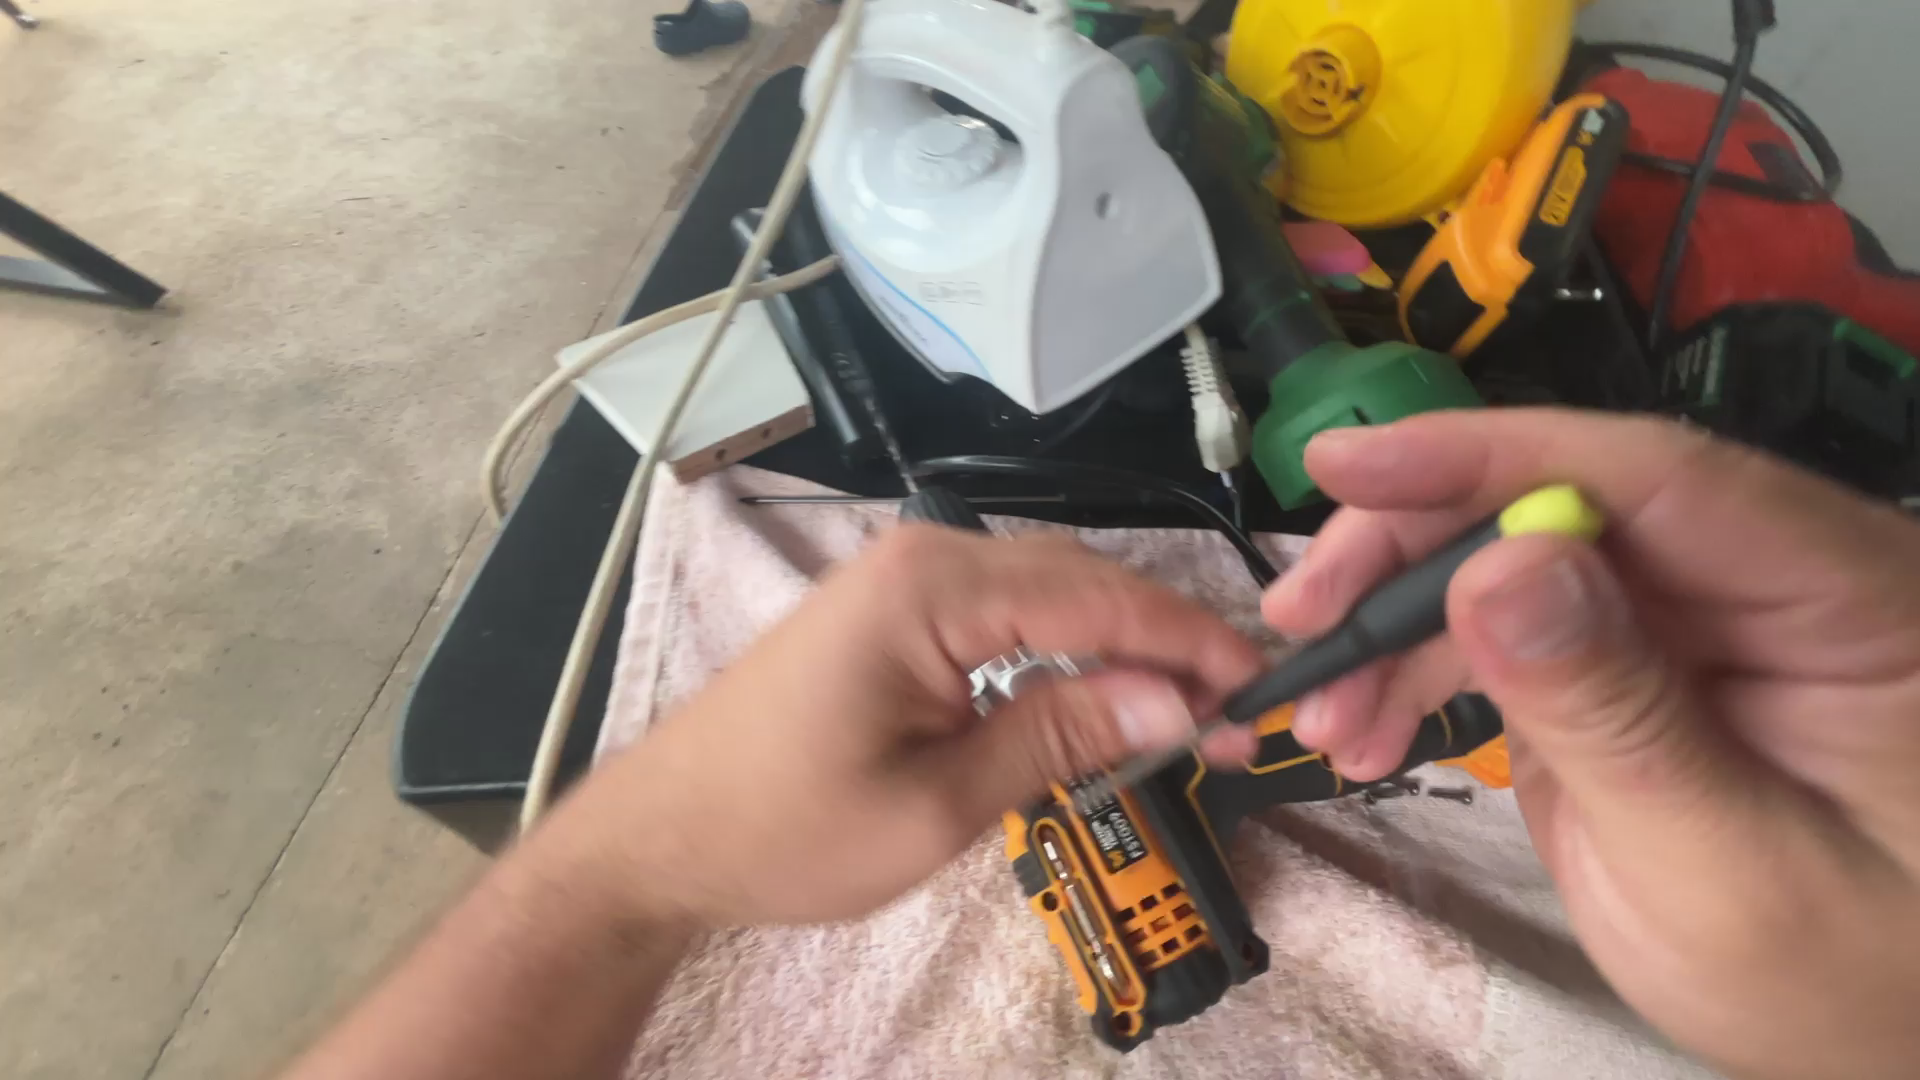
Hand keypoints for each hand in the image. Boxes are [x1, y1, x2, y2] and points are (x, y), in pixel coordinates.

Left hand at [558, 526, 1263, 929]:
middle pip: (1077, 579)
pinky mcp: (897, 606)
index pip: (1096, 595)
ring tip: (1176, 707)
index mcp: (932, 586)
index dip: (1187, 639)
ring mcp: (906, 575)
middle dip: (1160, 641)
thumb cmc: (788, 828)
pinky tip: (1094, 687)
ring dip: (1115, 643)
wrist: (668, 830)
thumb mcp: (938, 803)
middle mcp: (925, 556)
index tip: (1258, 685)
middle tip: (1229, 713)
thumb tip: (1172, 700)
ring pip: (1047, 591)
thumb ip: (1059, 735)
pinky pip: (1005, 609)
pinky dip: (1061, 646)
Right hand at [1262, 408, 1919, 1078]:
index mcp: (1844, 599)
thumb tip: (1497, 569)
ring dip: (1376, 635)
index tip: (1340, 465)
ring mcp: (1649, 615)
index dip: (1480, 456)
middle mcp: (1737, 578)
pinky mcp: (1581, 654)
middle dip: (1391, 558)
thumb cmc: (1843, 987)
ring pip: (1472, 567)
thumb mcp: (1725, 871)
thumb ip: (1615, 714)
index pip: (1650, 476)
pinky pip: (1464, 632)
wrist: (1852, 1035)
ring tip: (1318, 718)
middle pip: (1528, 506)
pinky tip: (1357, 735)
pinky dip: (1394, 678)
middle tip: (1296, 616)